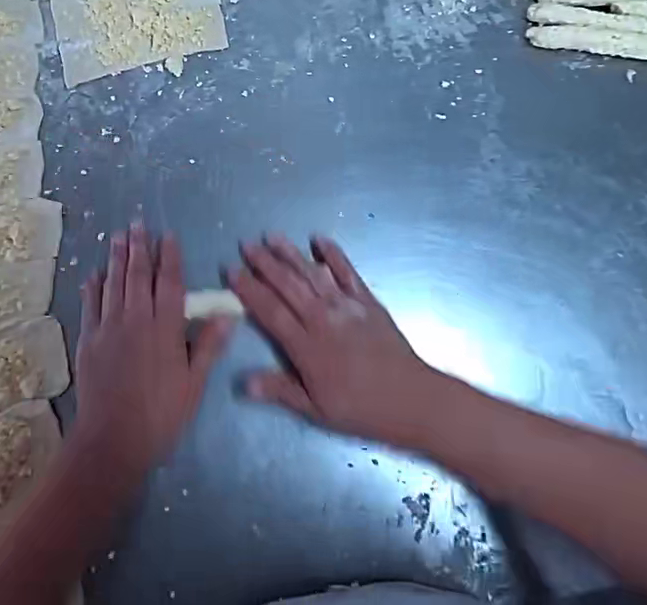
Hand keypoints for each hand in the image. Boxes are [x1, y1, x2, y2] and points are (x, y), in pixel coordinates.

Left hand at [73, 223, 232, 481]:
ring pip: (113, 282)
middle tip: (137, 223)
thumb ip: (208, 346)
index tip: (168, 235)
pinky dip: (93, 286)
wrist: (113, 439)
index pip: (168, 282)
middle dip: (139, 246)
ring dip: (116, 257)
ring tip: (117, 235)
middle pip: (137, 274)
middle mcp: (135, 318)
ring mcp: (108, 326)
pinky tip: (94, 274)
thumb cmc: (161, 415)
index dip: (169, 256)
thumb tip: (227, 314)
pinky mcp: (88, 338)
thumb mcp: (193, 385)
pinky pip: (90, 304)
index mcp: (164, 327)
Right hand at [231, 233, 440, 446]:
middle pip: (287, 285)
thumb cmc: (362, 409)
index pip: (269, 311)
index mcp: (306, 346)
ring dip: (291, 253)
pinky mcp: (367, 301)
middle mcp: (322, 319)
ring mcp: (346, 307)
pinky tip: (319, 239)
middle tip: (246, 245)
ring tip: (272, 236)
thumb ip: (280, 390)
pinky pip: (347, 272)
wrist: (414, 402)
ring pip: (312, 274)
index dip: (248, 289)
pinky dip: (333, 254)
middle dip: (264, 263)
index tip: (231, 271)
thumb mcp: (317, 410)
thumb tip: (243, 382)